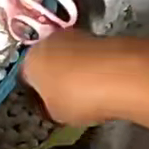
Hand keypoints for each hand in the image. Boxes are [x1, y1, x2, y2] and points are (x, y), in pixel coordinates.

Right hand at [21, 29, 148, 125]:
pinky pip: (92, 57)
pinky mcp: (103, 36)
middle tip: (66, 99)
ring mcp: (78, 35)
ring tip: (88, 94)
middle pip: (49, 61)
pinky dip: (95, 68)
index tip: (46, 107)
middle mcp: (49, 41)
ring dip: (76, 72)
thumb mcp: (56, 113)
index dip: (36, 94)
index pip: (26, 78)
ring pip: (71, 57)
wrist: (121, 75)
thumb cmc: (76, 98)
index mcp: (30, 60)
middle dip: (56, 78)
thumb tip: (56, 102)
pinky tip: (104, 85)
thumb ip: (51, 105)